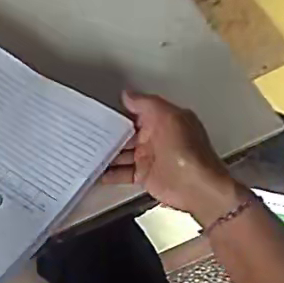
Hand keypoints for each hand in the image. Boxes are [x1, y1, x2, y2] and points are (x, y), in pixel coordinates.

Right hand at [100, 90, 244, 224]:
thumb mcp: (168, 117)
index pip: (135, 113)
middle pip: (125, 135)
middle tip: (87, 133)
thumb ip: (146, 104)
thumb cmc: (189, 153)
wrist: (197, 187)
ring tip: (86, 152)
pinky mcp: (145, 176)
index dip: (117, 113)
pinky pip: (122, 173)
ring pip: (121, 154)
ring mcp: (149, 158)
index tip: (98, 113)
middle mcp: (155, 138)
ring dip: (106, 154)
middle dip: (107, 135)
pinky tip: (97, 172)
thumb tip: (129, 94)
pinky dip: (109, 173)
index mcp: (162, 121)